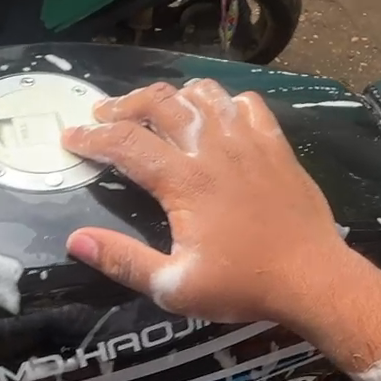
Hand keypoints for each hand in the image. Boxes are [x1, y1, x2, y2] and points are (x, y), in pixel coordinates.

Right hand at [61, 79, 355, 324]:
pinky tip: (216, 117)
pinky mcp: (276, 146)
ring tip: (154, 108)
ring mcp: (249, 142)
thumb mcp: (174, 287)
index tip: (69, 139)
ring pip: (204, 94)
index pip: (126, 144)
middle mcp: (213, 148)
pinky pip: (246, 104)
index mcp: (184, 180)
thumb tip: (76, 240)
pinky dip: (222, 102)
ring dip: (171, 95)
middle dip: (123, 104)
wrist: (311, 278)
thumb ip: (123, 260)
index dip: (92, 138)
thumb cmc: (242, 286)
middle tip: (102, 116)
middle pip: (160, 103)